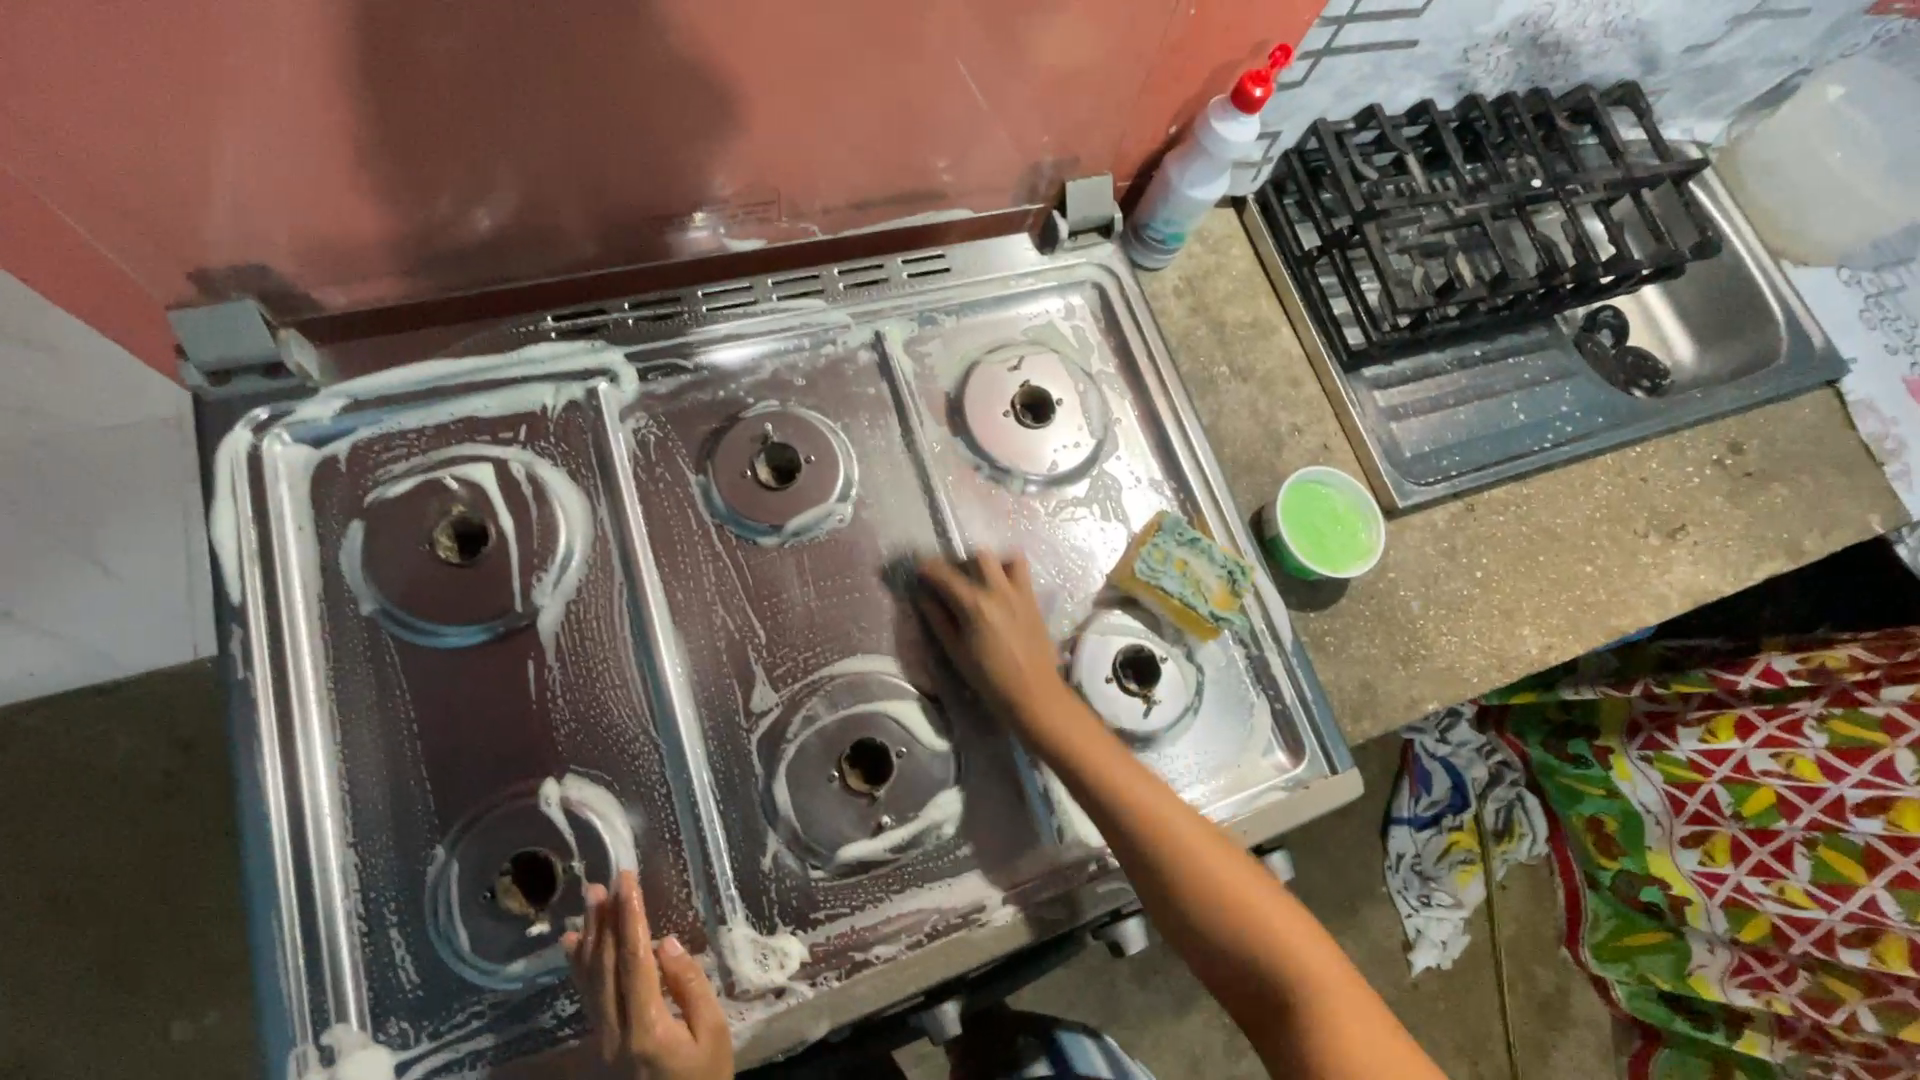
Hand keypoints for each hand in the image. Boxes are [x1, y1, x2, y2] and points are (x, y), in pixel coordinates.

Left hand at [562, 871, 732, 1079]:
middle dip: (605, 921)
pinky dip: (579, 966)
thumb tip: (666, 943)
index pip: (635, 960)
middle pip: (605, 967)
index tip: (627, 881)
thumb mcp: (713, 1034)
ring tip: (588, 902)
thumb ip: (690, 987)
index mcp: (647, 1027)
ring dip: (590, 937)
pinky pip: (586, 998)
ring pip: (590, 980)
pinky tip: (573, 945)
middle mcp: (614, 1033)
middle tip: (602, 883)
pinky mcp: (600, 1046)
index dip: (630, 917)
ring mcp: (602, 1042)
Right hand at [914, 552, 1094, 752]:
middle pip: (979, 555)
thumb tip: (923, 596)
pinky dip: (1008, 572)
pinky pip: (1022, 572)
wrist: (1033, 692)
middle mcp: (999, 590)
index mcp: (975, 605)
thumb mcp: (955, 650)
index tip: (918, 568)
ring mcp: (1020, 592)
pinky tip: (1000, 590)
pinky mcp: (1034, 599)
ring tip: (981, 580)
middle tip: (952, 579)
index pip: (945, 574)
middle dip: (961, 561)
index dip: (927, 567)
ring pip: (1005, 558)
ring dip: (990, 563)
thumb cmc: (989, 678)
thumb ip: (938, 618)